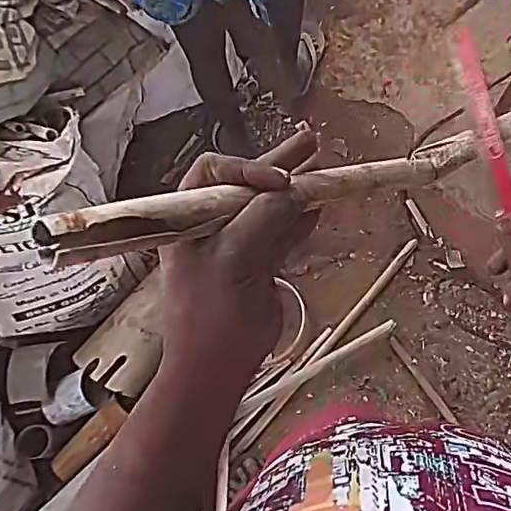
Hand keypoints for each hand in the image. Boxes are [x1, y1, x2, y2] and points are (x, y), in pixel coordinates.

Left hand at [159, 132, 320, 382]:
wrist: (215, 368)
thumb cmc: (211, 314)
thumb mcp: (234, 258)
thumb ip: (264, 218)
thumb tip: (294, 189)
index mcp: (188, 218)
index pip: (214, 173)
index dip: (249, 169)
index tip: (281, 181)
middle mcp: (209, 225)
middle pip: (246, 185)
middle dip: (280, 164)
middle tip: (311, 142)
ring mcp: (235, 245)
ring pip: (268, 208)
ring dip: (296, 190)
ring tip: (322, 166)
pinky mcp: (255, 266)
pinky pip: (280, 235)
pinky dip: (299, 221)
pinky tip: (318, 207)